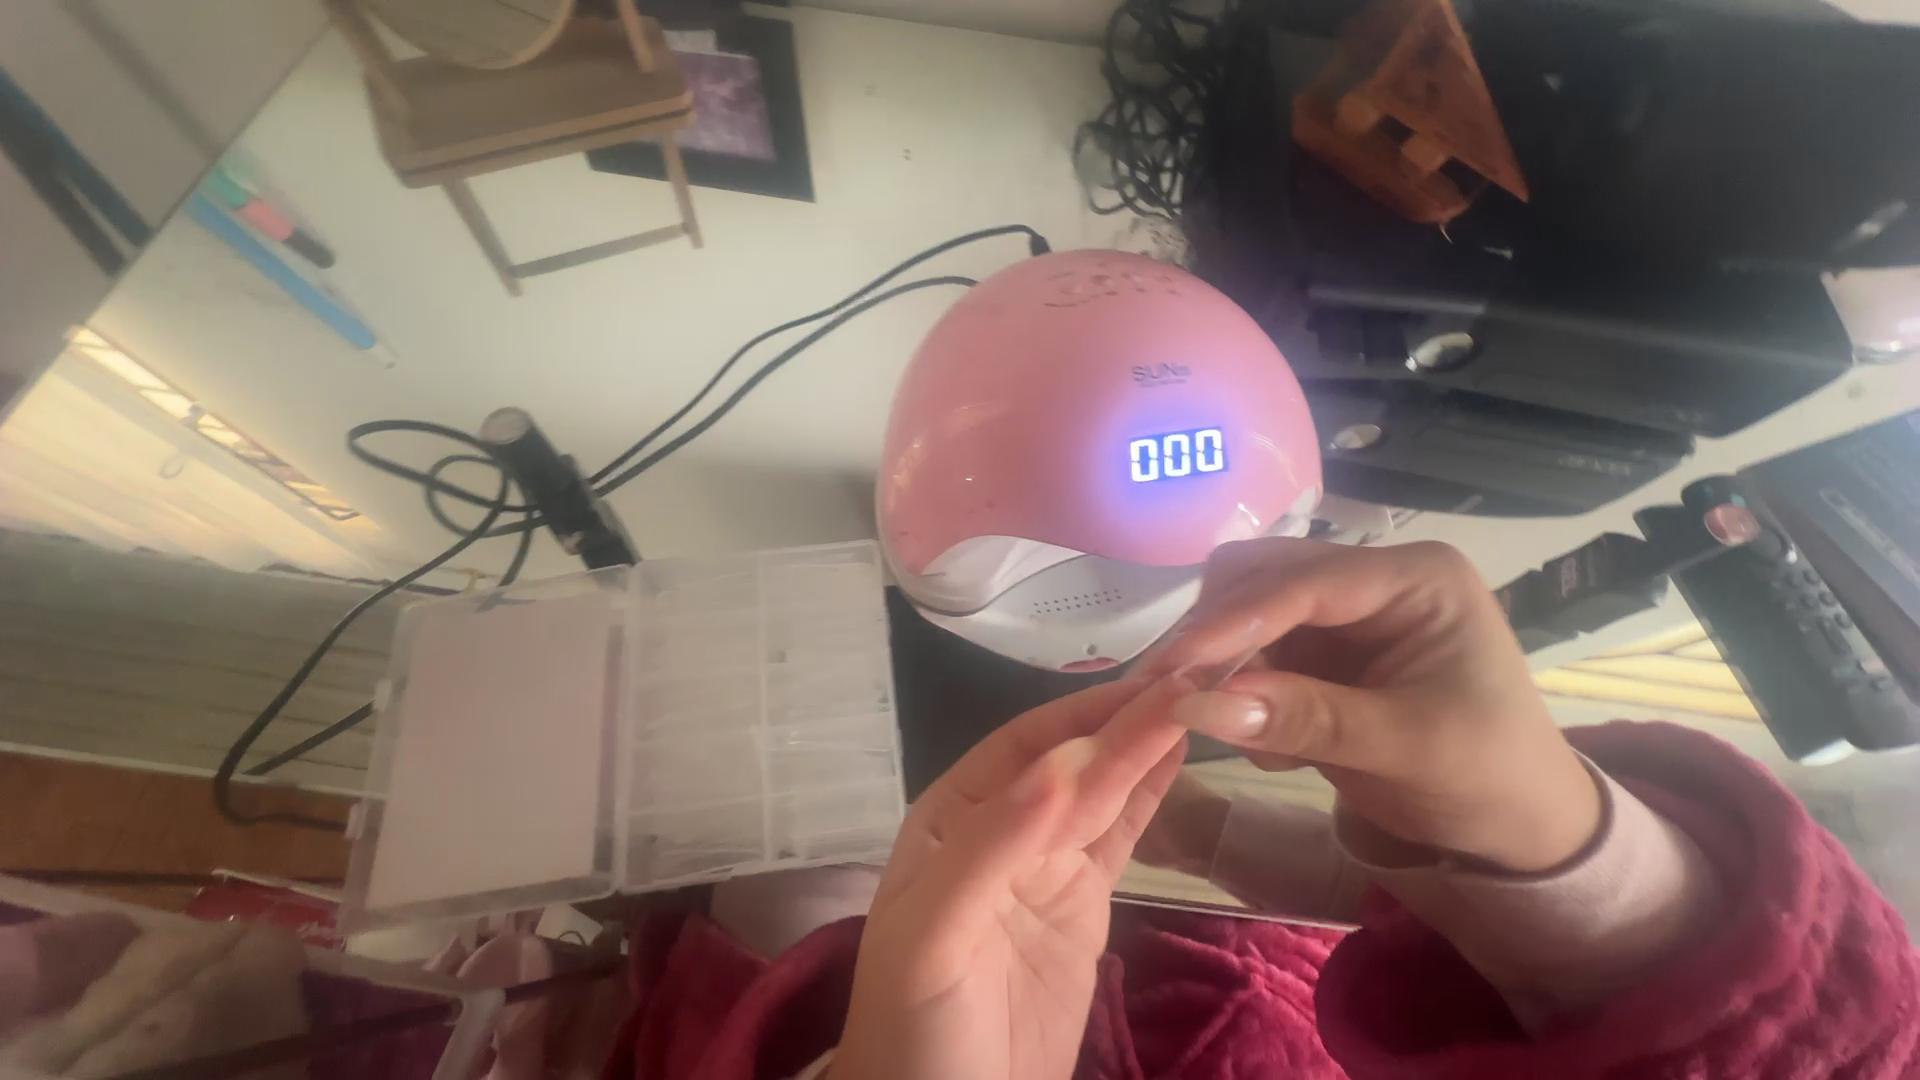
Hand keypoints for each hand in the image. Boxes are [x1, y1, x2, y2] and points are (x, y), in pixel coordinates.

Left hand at [830, 678, 1190, 1079]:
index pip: (1028, 745)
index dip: (1088, 714)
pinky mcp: (1084, 899)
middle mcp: (1004, 823)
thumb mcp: (935, 929)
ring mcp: (1047, 861)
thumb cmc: (917, 1020)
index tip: (1153, 685)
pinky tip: (1178, 757)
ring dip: (1147, 748)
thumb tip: (1064, 763)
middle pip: (1074, 762)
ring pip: (1104, 791)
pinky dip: (1152, 795)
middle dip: (1130, 723)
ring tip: (1202, 705)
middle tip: (1199, 683)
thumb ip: (995, 843)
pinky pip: (1122, 834)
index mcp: (957, 812)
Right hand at [1140, 539, 1600, 873]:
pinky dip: (1238, 688)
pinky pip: (1247, 647)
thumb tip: (1192, 704)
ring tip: (1243, 732)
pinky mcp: (1315, 643)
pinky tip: (1269, 741)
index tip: (1175, 666)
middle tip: (1180, 690)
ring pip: (1241, 608)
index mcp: (1415, 579)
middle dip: (1217, 633)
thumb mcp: (1400, 749)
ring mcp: (1338, 609)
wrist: (1512, 827)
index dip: (1235, 621)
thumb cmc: (1484, 780)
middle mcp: (1369, 577)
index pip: (1305, 582)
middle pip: (1259, 575)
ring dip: (1223, 664)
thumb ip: (1299, 719)